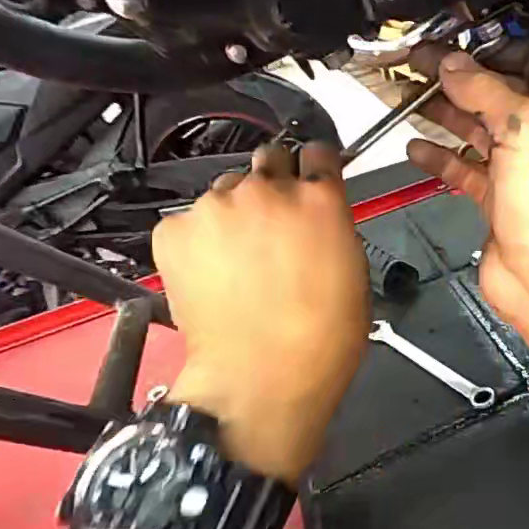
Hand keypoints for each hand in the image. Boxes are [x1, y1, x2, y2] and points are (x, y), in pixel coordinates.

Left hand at [150, 142, 367, 486]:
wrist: (263, 377)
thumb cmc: (321, 337)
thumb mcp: (353, 269)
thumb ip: (333, 226)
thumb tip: (317, 218)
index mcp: (321, 199)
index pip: (318, 152)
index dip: (315, 166)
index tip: (311, 176)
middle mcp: (268, 190)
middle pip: (269, 159)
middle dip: (273, 184)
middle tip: (273, 223)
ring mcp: (217, 207)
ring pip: (226, 191)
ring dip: (234, 214)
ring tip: (238, 261)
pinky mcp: (175, 230)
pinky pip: (189, 221)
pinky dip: (199, 240)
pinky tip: (212, 273)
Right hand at [404, 42, 528, 438]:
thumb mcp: (526, 129)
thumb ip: (488, 90)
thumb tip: (454, 64)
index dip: (504, 48)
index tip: (465, 42)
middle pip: (500, 96)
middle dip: (462, 78)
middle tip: (420, 64)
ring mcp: (520, 173)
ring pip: (478, 131)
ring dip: (445, 112)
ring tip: (409, 96)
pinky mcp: (497, 202)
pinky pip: (464, 170)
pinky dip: (440, 157)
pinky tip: (416, 148)